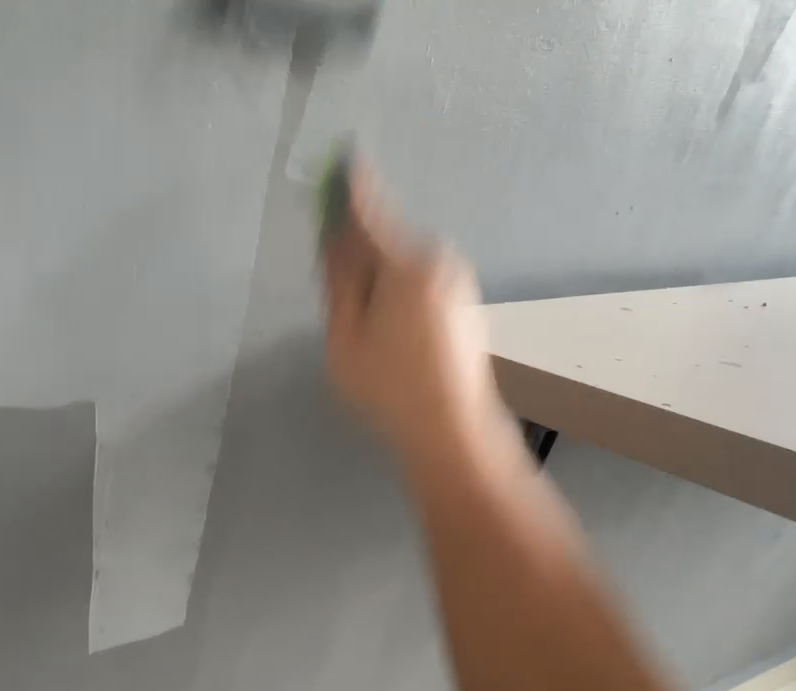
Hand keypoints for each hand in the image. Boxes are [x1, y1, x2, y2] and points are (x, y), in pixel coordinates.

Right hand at [320, 171, 496, 451]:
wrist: (450, 427)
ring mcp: (456, 281)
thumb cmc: (388, 386)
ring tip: (361, 323)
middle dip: (359, 250)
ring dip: (377, 275)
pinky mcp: (463, 302)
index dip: (350, 188)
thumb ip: (339, 281)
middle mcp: (438, 260)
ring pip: (402, 263)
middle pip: (387, 239)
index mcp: (406, 263)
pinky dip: (396, 290)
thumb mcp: (345, 336)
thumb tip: (333, 238)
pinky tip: (387, 330)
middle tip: (333, 286)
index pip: (370, 214)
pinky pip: (418, 281)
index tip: (340, 157)